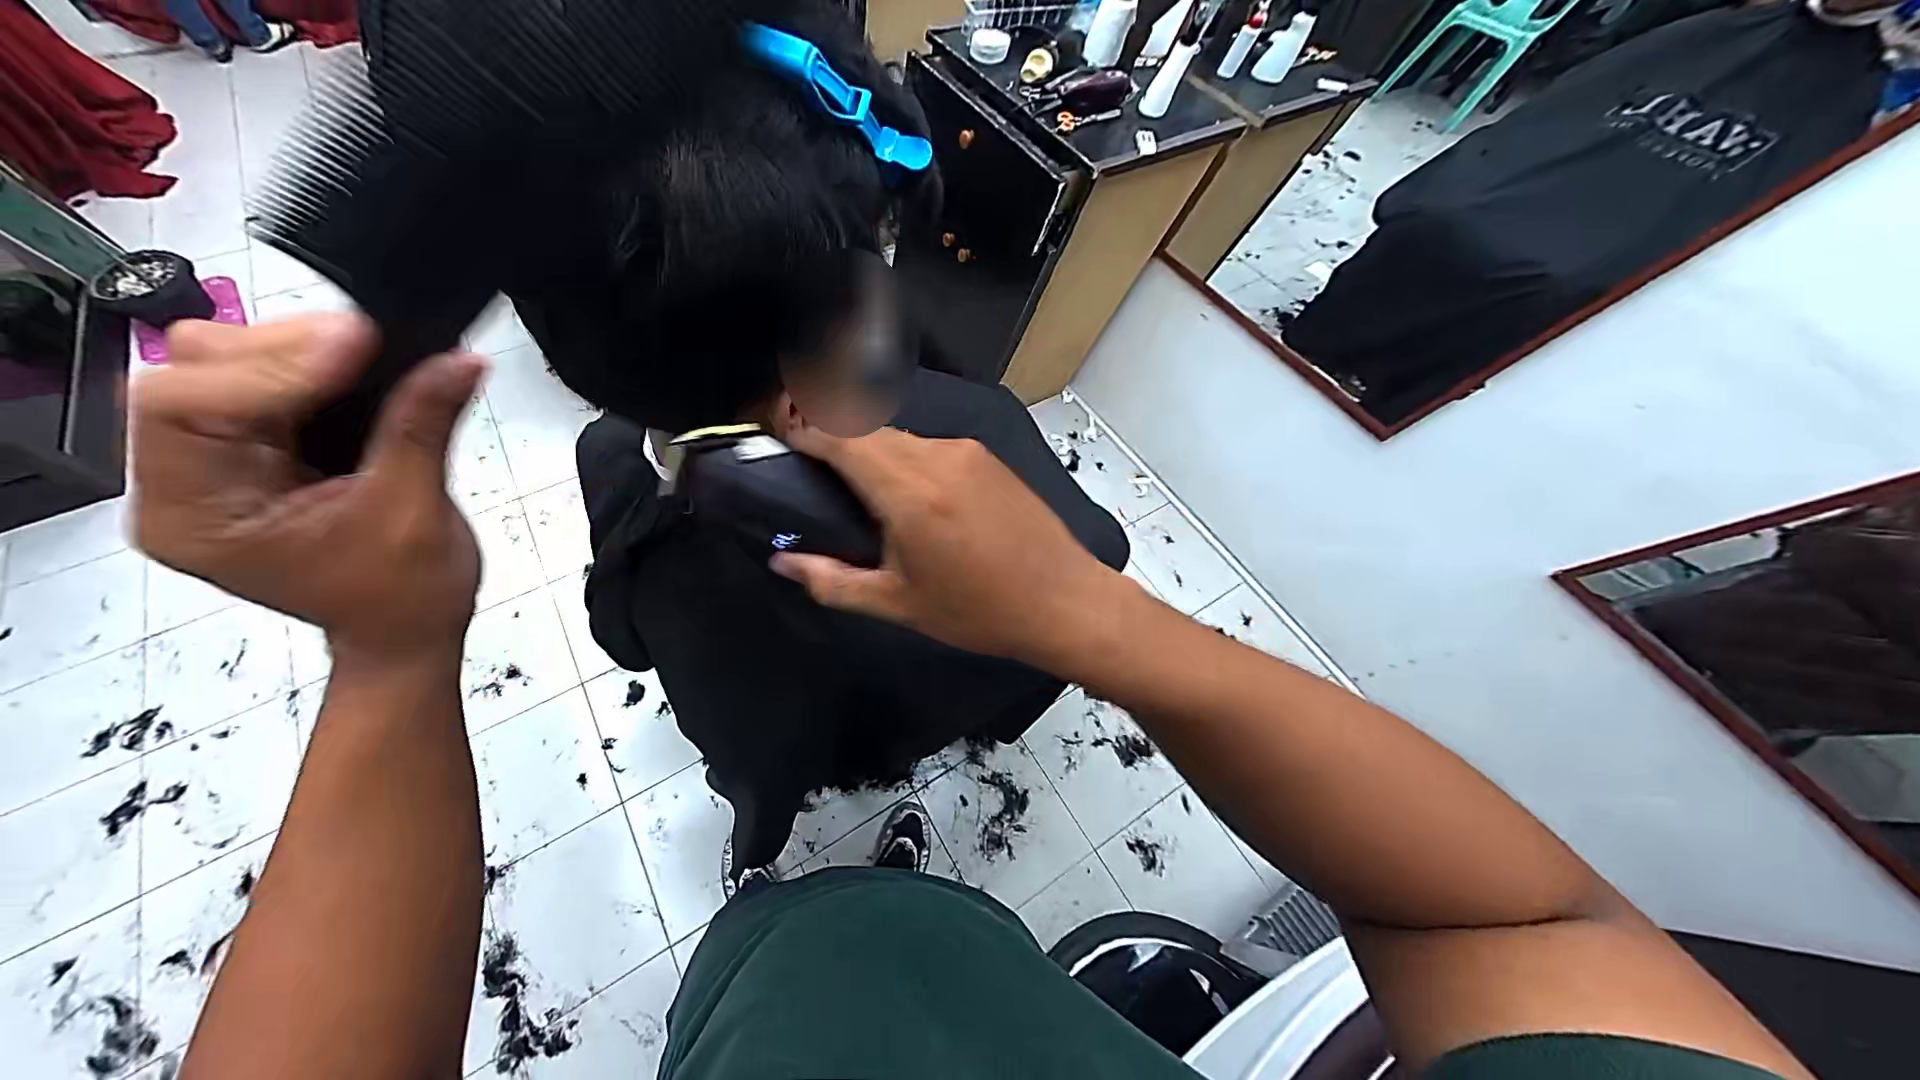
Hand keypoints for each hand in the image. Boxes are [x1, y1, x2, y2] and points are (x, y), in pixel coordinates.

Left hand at [132, 315, 485, 665]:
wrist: (406, 631)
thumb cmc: (405, 596)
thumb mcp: (417, 511)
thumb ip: (424, 427)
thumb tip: (460, 361)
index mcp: (196, 515)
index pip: (188, 406)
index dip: (272, 367)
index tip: (358, 344)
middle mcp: (184, 483)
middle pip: (194, 375)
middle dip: (284, 353)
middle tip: (372, 346)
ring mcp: (214, 467)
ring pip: (222, 370)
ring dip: (299, 356)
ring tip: (372, 360)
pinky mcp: (253, 456)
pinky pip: (262, 389)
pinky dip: (312, 372)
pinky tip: (358, 375)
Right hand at [770, 426, 1135, 666]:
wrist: (1066, 602)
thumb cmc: (982, 611)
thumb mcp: (899, 605)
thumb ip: (832, 580)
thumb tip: (783, 561)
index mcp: (909, 492)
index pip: (837, 433)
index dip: (797, 420)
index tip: (770, 422)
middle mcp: (937, 457)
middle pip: (864, 425)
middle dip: (828, 432)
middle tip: (804, 461)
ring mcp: (968, 452)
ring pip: (898, 433)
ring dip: (868, 447)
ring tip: (855, 487)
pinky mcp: (989, 457)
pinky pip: (930, 445)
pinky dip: (903, 456)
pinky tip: (907, 494)